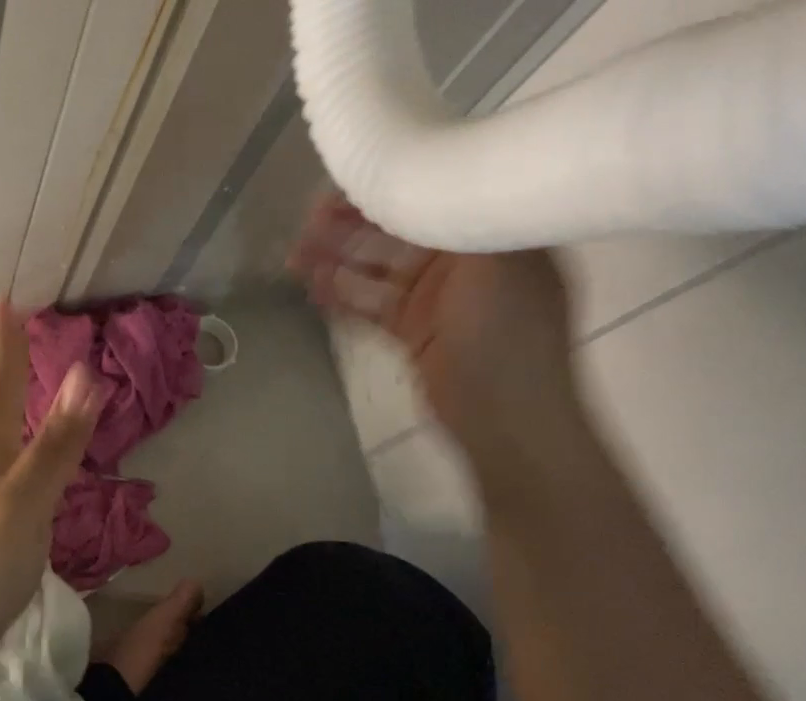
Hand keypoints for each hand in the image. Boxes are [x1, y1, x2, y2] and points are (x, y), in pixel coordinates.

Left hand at [0, 296, 99, 659]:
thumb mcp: (24, 501)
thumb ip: (55, 444)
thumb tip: (84, 374)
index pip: (0, 382)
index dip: (6, 341)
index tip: (2, 297)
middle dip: (5, 369)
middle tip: (15, 335)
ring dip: (7, 406)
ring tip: (18, 385)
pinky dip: (13, 448)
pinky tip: (13, 461)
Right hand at [290, 195, 588, 488]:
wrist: (503, 420)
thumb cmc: (509, 338)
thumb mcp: (497, 263)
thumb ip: (464, 218)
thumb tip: (431, 174)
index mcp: (497, 235)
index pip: (443, 193)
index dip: (400, 182)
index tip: (357, 176)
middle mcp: (468, 261)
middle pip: (403, 230)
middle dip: (357, 222)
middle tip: (310, 215)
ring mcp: (438, 299)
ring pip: (379, 268)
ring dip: (339, 258)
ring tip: (296, 251)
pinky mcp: (413, 331)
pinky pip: (371, 304)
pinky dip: (341, 294)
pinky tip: (310, 284)